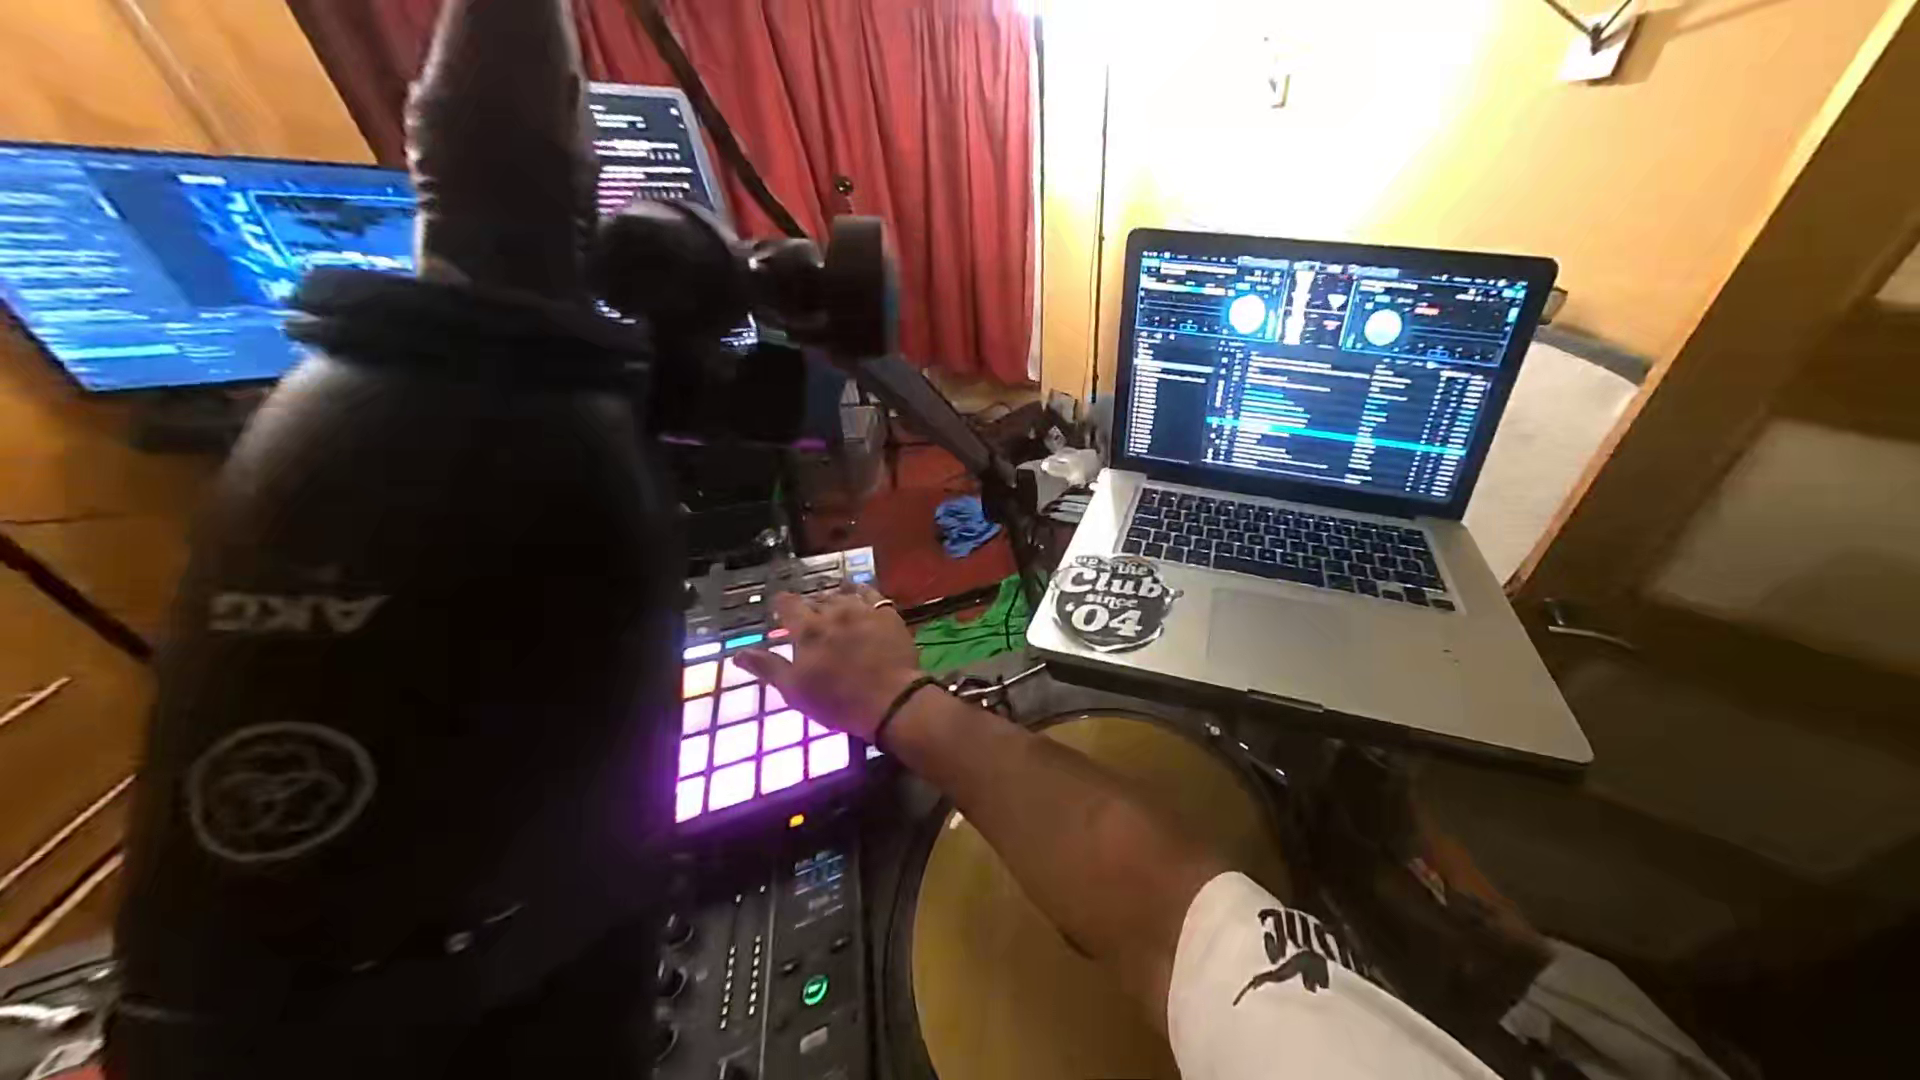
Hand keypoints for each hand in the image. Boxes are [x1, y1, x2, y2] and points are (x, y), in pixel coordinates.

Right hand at [734, 584, 922, 741]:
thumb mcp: (795, 690)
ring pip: (842, 595)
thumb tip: (738, 653)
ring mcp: (863, 610)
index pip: (787, 604)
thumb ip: (767, 667)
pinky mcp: (888, 615)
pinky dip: (861, 592)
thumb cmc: (838, 701)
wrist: (891, 701)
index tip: (778, 609)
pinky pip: (872, 594)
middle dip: (808, 607)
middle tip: (807, 618)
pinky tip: (859, 595)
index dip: (781, 604)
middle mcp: (834, 612)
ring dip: (833, 599)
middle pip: (816, 599)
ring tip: (831, 607)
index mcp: (808, 629)